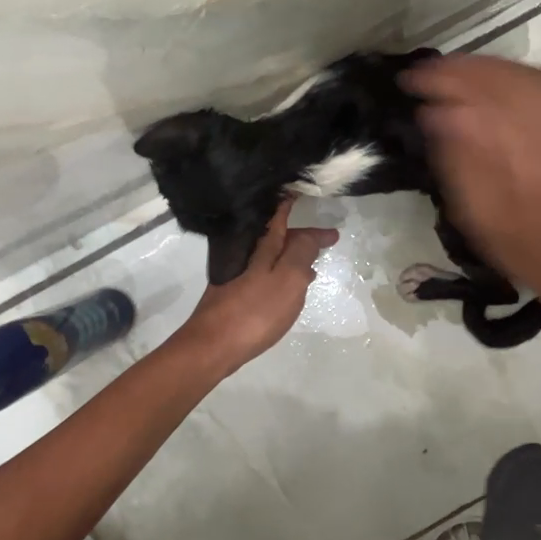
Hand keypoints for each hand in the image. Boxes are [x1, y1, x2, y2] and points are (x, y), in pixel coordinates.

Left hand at [176, 198, 338, 369]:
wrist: (212, 346)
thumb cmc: (255, 311)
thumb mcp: (288, 279)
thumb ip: (302, 253)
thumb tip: (310, 234)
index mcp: (260, 243)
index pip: (280, 213)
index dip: (295, 202)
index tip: (310, 194)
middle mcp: (246, 251)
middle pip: (277, 234)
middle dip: (302, 235)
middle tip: (328, 241)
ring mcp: (237, 271)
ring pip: (270, 254)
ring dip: (293, 254)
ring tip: (314, 263)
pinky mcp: (232, 289)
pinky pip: (264, 271)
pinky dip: (281, 271)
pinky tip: (290, 286)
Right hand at [403, 56, 540, 306]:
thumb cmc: (521, 246)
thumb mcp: (476, 214)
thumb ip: (455, 161)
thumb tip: (433, 116)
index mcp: (513, 147)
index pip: (468, 95)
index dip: (436, 82)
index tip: (408, 81)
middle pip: (494, 77)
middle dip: (456, 69)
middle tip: (424, 72)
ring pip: (519, 74)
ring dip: (482, 66)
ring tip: (452, 69)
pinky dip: (513, 73)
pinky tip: (493, 77)